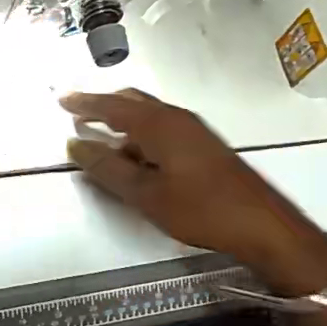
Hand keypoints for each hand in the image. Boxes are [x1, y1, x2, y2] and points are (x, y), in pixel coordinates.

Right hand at [61, 89, 326, 295]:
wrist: (264, 226)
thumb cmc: (200, 209)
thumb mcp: (145, 194)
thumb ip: (107, 169)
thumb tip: (75, 145)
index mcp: (159, 124)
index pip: (112, 106)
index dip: (85, 103)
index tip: (62, 100)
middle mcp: (177, 119)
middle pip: (133, 102)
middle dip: (104, 107)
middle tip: (79, 114)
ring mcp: (194, 131)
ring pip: (149, 117)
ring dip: (122, 124)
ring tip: (102, 139)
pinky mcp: (204, 147)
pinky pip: (162, 129)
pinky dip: (140, 135)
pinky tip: (136, 158)